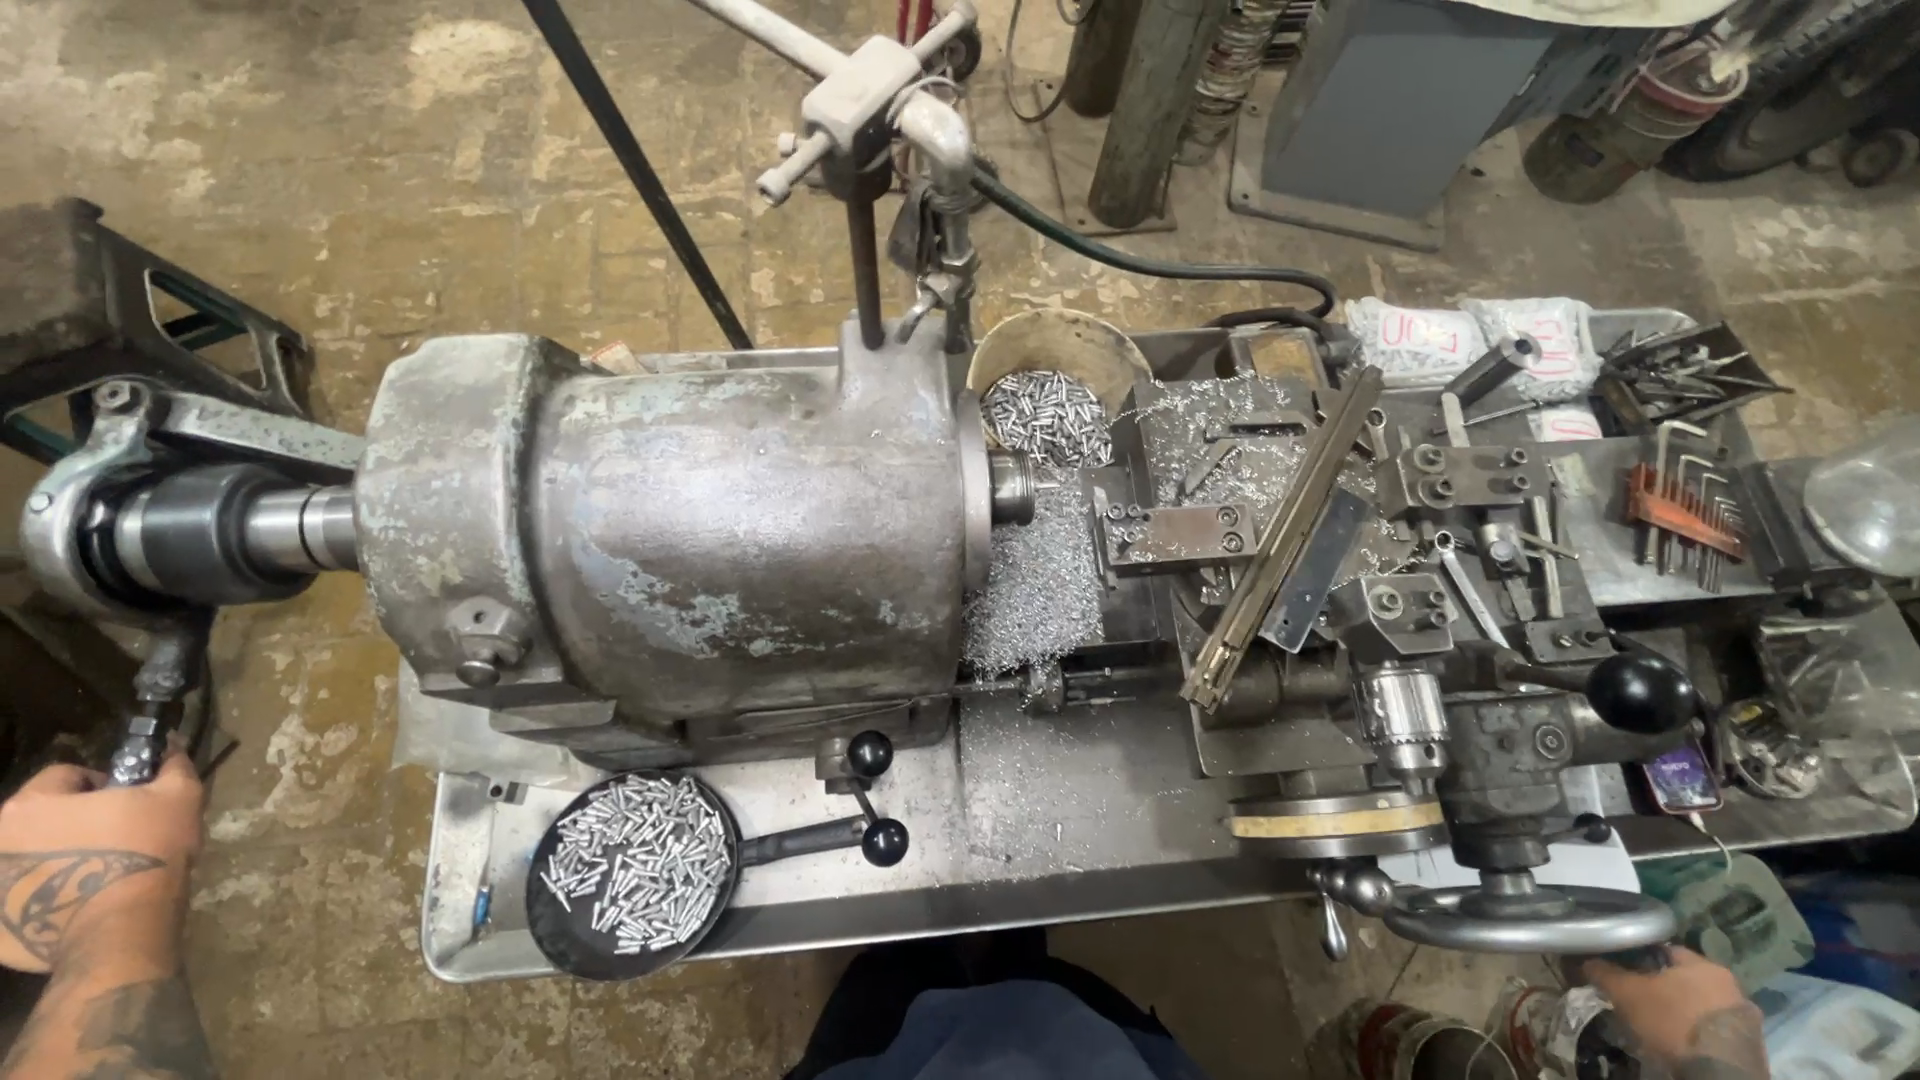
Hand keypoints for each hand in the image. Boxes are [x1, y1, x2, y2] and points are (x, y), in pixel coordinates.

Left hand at [0, 752, 203, 973]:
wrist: (121, 925)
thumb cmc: (148, 850)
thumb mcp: (180, 797)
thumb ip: (172, 767)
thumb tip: (170, 747)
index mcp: (31, 805)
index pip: (64, 776)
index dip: (101, 784)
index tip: (128, 802)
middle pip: (38, 819)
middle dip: (71, 823)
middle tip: (114, 838)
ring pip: (27, 857)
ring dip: (54, 858)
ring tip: (95, 873)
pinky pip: (18, 897)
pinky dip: (42, 895)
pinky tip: (77, 902)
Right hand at [1584, 946, 1767, 1079]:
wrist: (1718, 1076)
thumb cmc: (1672, 1022)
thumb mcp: (1625, 993)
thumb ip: (1604, 971)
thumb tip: (1587, 961)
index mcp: (1706, 967)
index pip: (1665, 949)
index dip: (1638, 956)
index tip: (1622, 967)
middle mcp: (1733, 987)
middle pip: (1685, 978)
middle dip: (1662, 985)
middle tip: (1637, 995)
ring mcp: (1747, 1018)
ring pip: (1701, 1004)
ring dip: (1681, 1008)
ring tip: (1655, 1019)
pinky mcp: (1753, 1046)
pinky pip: (1713, 1027)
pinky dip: (1695, 1029)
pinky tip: (1677, 1038)